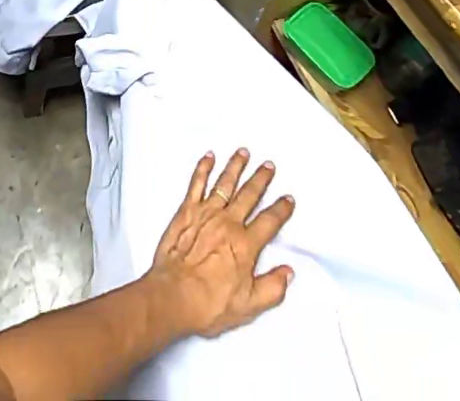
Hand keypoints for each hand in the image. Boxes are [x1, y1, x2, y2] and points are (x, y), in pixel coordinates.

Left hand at [145, 149, 294, 338]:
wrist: (171, 298)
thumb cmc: (209, 304)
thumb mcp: (247, 306)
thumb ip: (272, 288)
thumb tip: (289, 272)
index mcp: (246, 244)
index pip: (269, 221)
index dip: (281, 209)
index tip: (289, 198)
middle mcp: (230, 222)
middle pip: (249, 194)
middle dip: (261, 178)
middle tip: (269, 164)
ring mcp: (207, 214)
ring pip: (225, 183)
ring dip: (236, 166)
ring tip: (243, 152)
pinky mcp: (186, 212)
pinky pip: (196, 185)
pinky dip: (203, 169)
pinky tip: (208, 156)